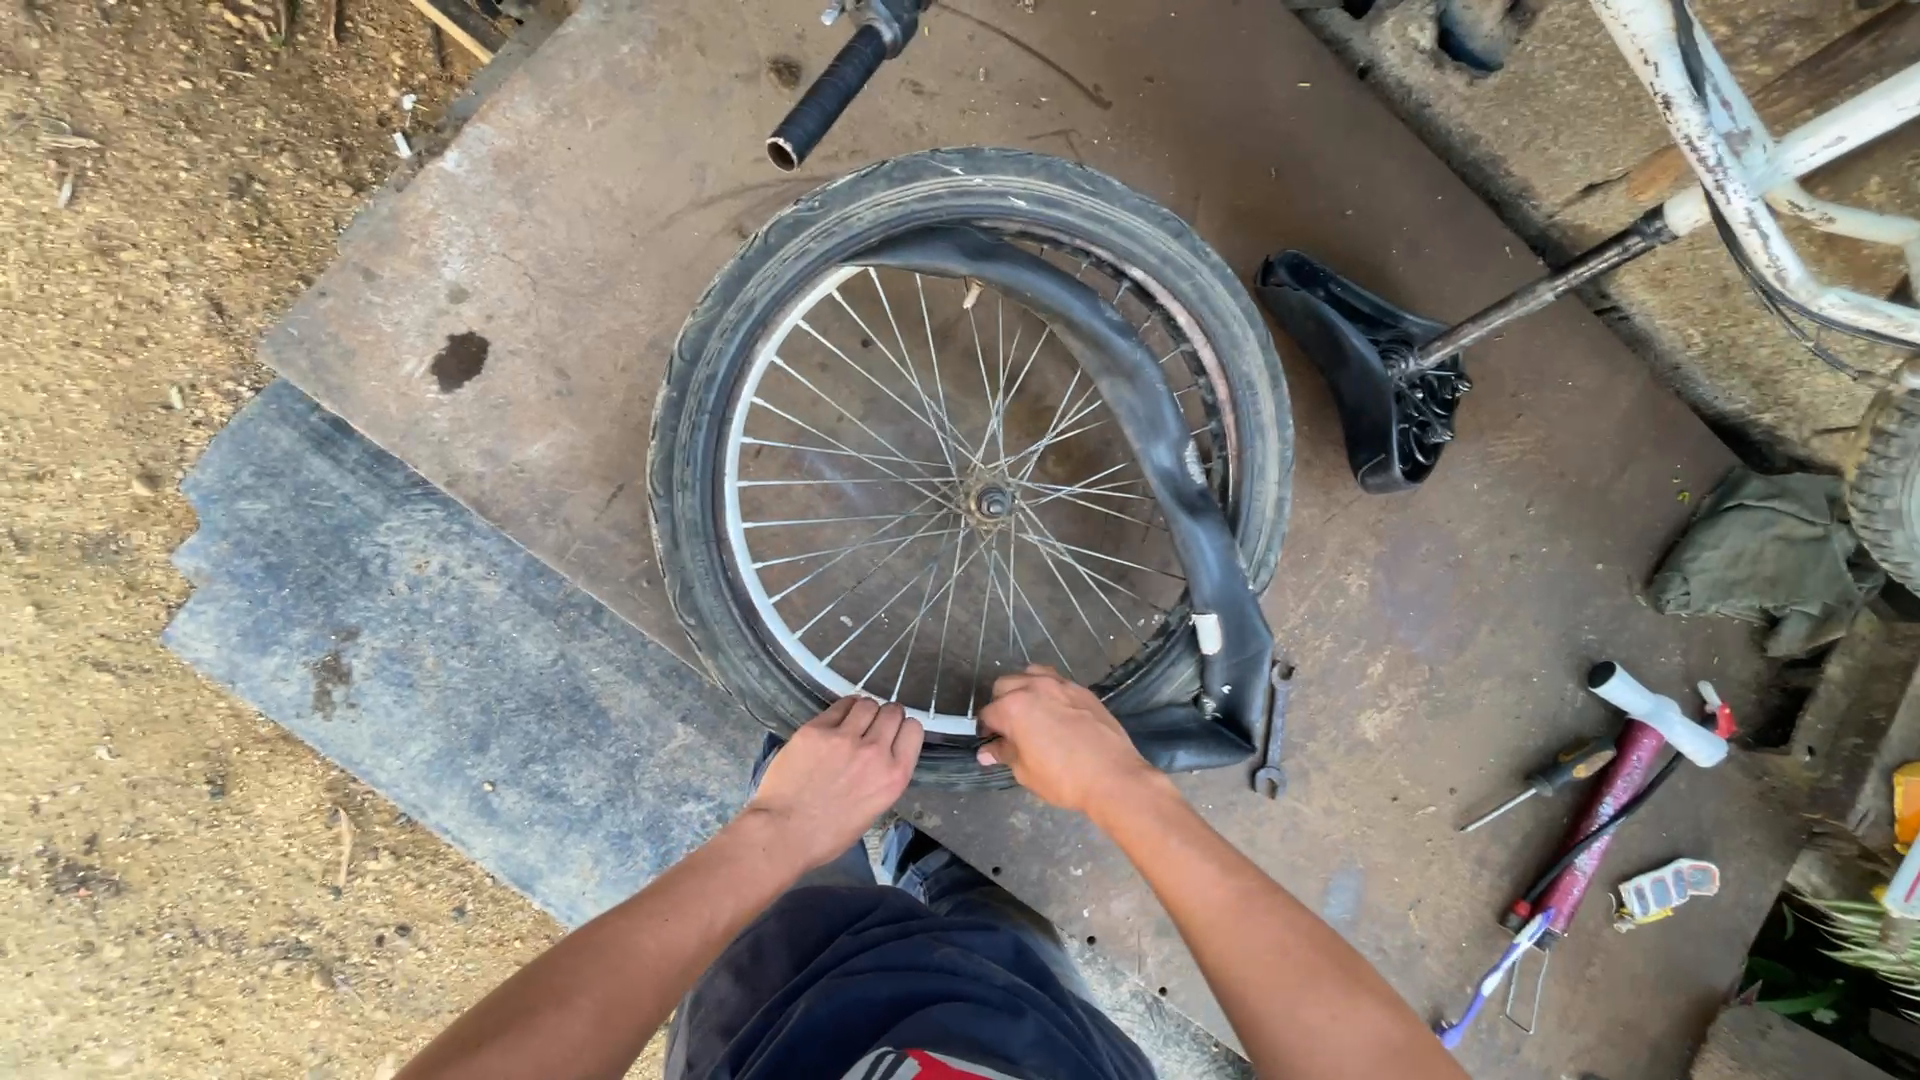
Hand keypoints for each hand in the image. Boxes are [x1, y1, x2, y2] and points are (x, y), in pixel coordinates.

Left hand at [744, 697, 923, 869]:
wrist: (783, 832)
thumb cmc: (828, 833)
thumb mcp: (873, 809)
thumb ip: (883, 776)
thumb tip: (881, 755)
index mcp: (894, 776)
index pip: (914, 730)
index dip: (904, 728)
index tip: (895, 732)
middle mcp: (875, 752)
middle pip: (893, 711)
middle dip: (886, 715)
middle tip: (873, 725)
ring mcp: (845, 738)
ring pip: (867, 703)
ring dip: (864, 710)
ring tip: (854, 721)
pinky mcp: (817, 729)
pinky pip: (840, 706)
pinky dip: (843, 709)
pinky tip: (838, 718)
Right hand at [976, 665, 1160, 815]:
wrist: (1113, 776)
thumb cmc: (1063, 778)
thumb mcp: (1025, 771)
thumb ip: (1004, 754)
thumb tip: (986, 751)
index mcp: (1013, 707)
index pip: (988, 713)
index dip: (986, 730)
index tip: (992, 742)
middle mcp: (1034, 687)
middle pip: (1005, 686)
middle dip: (1000, 704)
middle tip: (1009, 728)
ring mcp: (1060, 684)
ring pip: (1030, 674)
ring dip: (1023, 688)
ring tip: (1031, 710)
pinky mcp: (1081, 689)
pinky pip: (1056, 680)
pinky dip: (1048, 689)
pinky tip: (1055, 709)